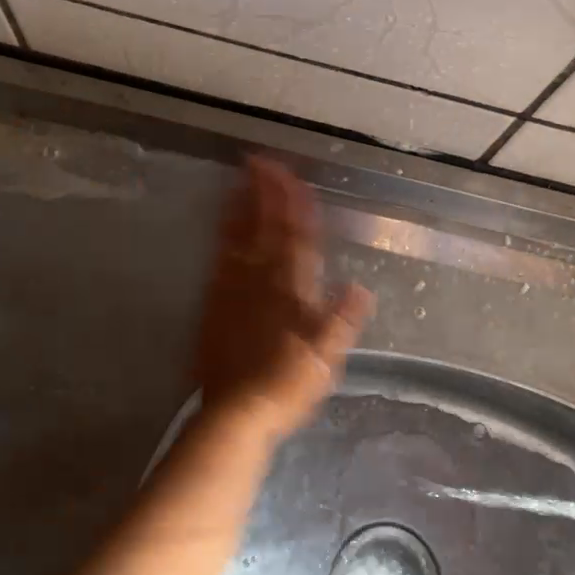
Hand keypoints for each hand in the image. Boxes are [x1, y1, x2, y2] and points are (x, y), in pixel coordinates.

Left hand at [195, 157, 374, 440]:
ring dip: (241, 204)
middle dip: (265, 192)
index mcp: (292, 290)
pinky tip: (224, 222)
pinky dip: (223, 232)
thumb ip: (341, 321)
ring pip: (239, 236)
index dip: (293, 204)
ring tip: (241, 177)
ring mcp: (234, 289)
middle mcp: (262, 281)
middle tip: (260, 160)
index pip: (296, 237)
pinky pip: (220, 256)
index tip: (290, 175)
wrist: (235, 414)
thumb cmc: (286, 386)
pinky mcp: (213, 302)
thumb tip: (360, 287)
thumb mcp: (325, 359)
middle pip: (265, 227)